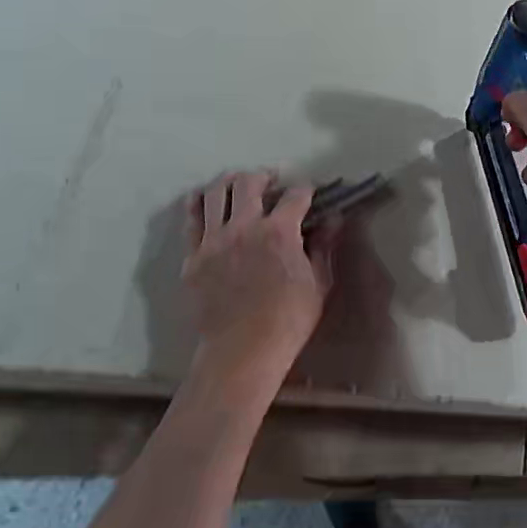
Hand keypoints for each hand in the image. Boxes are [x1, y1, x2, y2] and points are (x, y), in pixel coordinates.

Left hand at [182, 171, 335, 388]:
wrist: (242, 351)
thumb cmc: (288, 321)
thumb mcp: (318, 285)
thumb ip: (324, 247)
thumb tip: (334, 221)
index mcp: (279, 232)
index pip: (295, 195)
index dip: (306, 190)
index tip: (309, 193)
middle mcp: (243, 226)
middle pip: (248, 182)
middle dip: (263, 176)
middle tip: (270, 181)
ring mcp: (213, 240)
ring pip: (214, 193)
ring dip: (229, 182)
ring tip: (237, 185)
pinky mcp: (193, 256)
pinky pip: (192, 219)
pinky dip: (199, 204)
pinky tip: (206, 202)